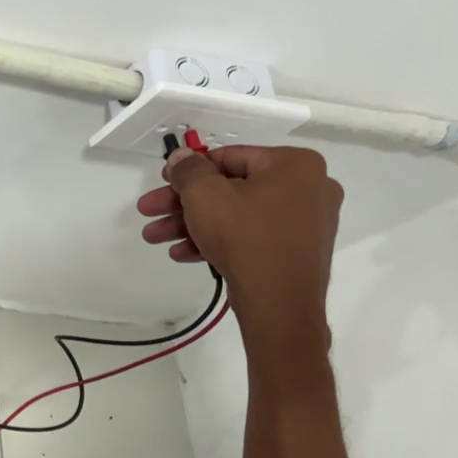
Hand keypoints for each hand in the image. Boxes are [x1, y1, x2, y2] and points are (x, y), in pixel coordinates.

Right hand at [137, 145, 343, 341]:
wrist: (280, 300)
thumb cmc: (244, 236)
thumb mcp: (204, 196)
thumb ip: (189, 170)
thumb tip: (182, 157)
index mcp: (294, 164)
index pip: (230, 157)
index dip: (189, 169)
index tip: (162, 183)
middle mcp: (308, 186)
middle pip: (229, 188)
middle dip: (183, 203)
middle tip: (148, 211)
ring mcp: (306, 219)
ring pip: (236, 214)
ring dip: (192, 224)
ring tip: (156, 238)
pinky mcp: (297, 248)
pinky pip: (251, 234)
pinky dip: (218, 239)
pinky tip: (185, 253)